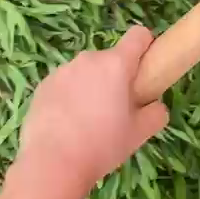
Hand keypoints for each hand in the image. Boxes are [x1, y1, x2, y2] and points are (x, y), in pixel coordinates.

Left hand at [16, 27, 169, 194]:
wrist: (51, 164)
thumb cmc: (101, 146)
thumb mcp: (138, 134)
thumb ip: (155, 114)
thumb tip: (156, 106)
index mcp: (115, 64)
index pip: (138, 35)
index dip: (146, 48)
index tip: (145, 72)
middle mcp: (88, 59)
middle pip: (110, 59)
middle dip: (116, 79)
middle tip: (116, 112)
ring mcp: (62, 70)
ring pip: (86, 72)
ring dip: (91, 88)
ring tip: (88, 124)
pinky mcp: (43, 85)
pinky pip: (64, 85)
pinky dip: (69, 98)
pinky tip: (66, 126)